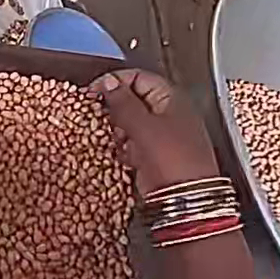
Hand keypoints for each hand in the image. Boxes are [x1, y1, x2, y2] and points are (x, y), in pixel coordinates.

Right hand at [92, 69, 219, 197]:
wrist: (185, 200)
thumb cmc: (171, 159)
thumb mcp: (143, 126)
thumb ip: (123, 101)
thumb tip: (107, 82)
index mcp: (171, 99)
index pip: (139, 77)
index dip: (116, 81)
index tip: (94, 91)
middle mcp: (167, 113)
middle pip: (133, 99)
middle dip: (115, 107)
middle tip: (100, 114)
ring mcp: (160, 134)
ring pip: (130, 122)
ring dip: (117, 128)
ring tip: (114, 137)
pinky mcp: (153, 154)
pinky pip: (131, 142)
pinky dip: (123, 145)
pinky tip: (122, 153)